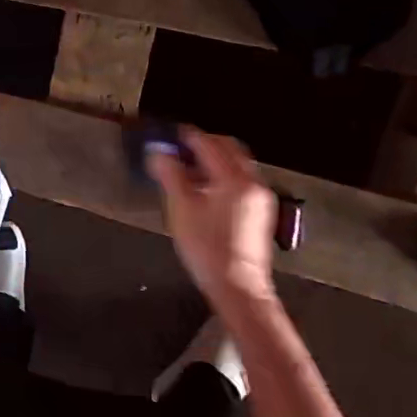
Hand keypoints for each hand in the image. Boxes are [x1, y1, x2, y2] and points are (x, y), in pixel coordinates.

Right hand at [147, 127, 278, 302]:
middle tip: (178, 146)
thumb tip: (158, 152)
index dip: (187, 136)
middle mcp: (252, 183)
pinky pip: (239, 179)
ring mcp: (259, 197)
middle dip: (204, 143)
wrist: (236, 283)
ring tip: (186, 166)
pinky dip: (221, 173)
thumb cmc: (205, 246)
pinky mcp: (258, 210)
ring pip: (235, 164)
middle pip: (229, 149)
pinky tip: (202, 187)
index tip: (169, 133)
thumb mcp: (180, 207)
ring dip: (212, 158)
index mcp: (234, 179)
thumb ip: (170, 175)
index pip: (210, 145)